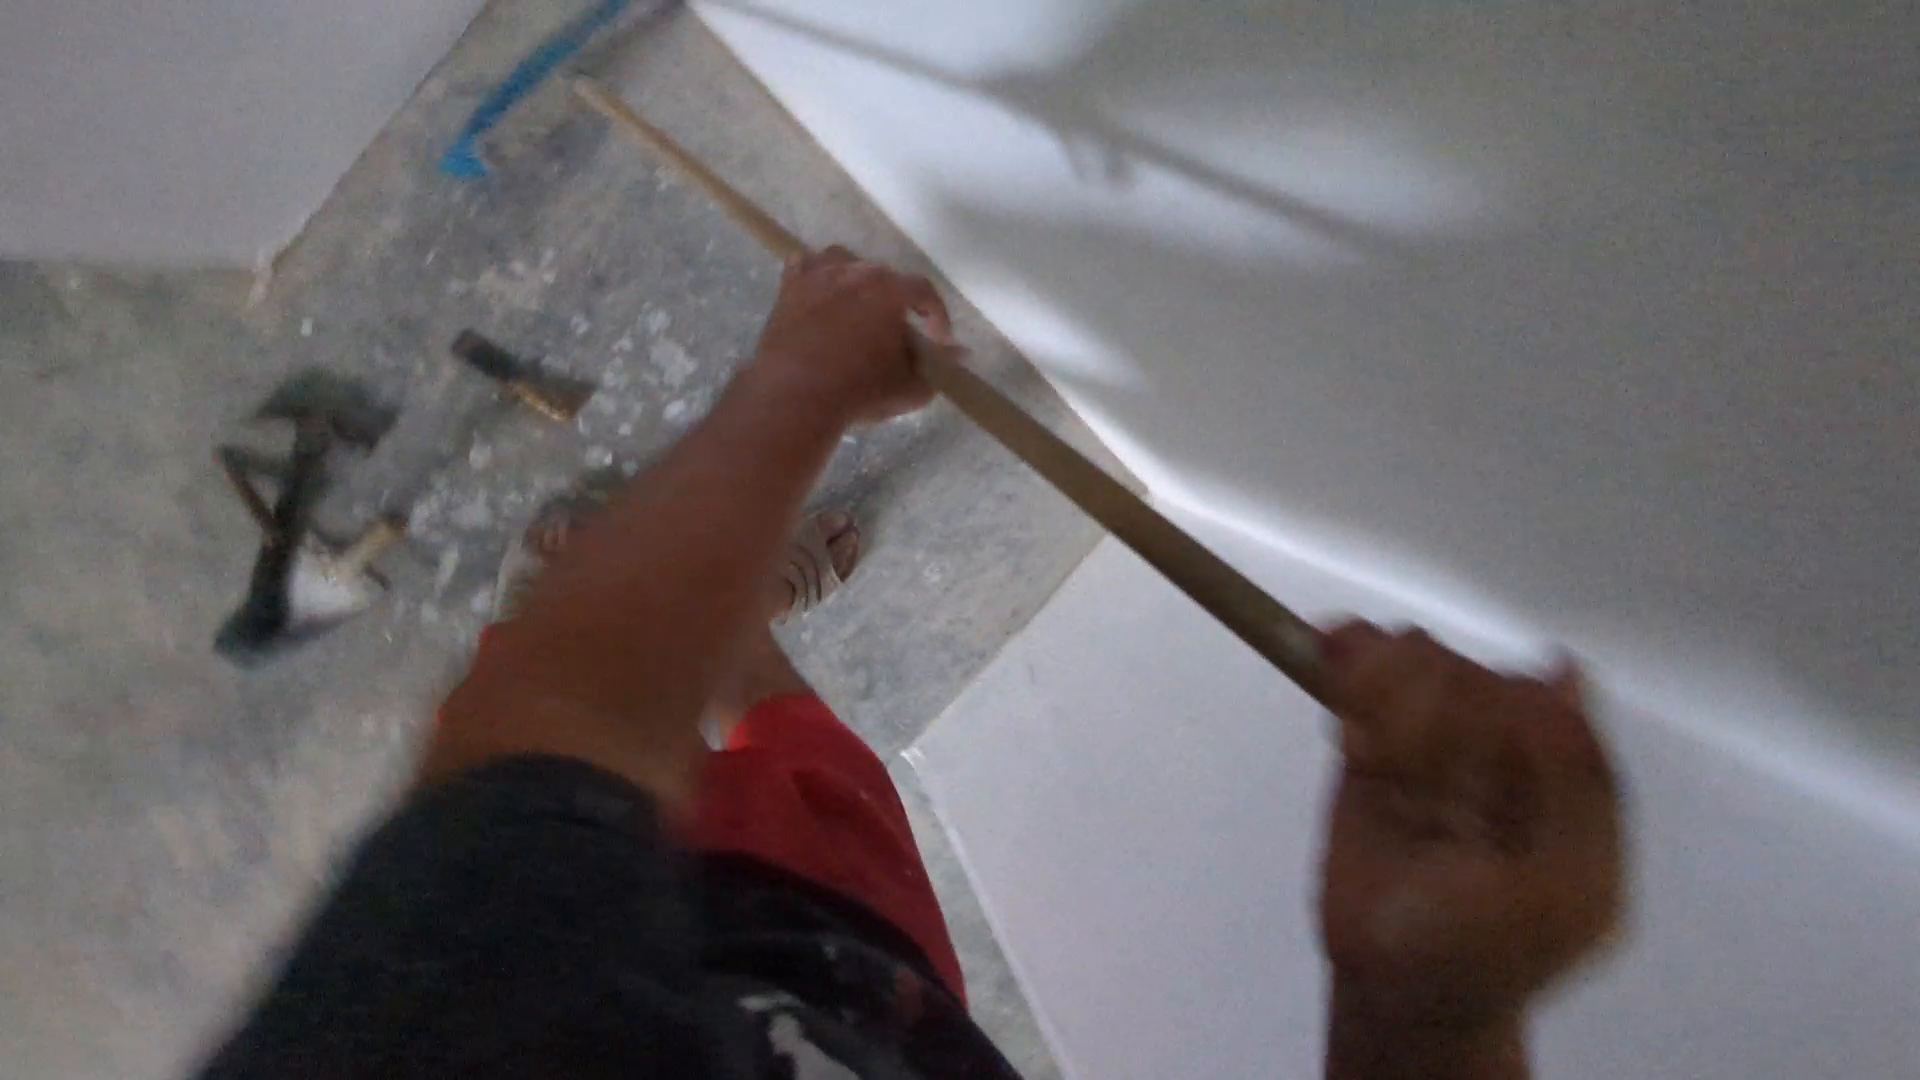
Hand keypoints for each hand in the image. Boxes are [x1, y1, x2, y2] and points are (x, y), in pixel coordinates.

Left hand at [749, 245, 952, 425]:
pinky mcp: (788, 288)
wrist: (795, 396)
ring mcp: (818, 274)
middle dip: (896, 306)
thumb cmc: (858, 391)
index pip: (925, 293)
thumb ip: (936, 368)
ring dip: (858, 283)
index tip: (939, 341)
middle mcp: (855, 270)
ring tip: (859, 311)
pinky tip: (821, 295)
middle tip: (897, 336)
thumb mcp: (909, 388)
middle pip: (885, 280)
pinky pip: (807, 268)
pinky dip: (818, 277)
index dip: (938, 317)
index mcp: (889, 289)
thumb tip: (955, 356)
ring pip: (846, 264)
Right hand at [1317, 622, 1623, 1075]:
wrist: (1397, 983)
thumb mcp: (1564, 886)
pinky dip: (1342, 669)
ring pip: (1401, 661)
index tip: (1450, 773)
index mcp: (1552, 769)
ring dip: (1374, 683)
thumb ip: (1576, 784)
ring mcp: (1422, 740)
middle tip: (1406, 785)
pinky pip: (1354, 685)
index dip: (1476, 715)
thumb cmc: (1489, 947)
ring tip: (1366, 744)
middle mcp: (1491, 743)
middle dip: (1418, 717)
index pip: (1515, 692)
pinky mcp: (1363, 749)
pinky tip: (1334, 678)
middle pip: (1450, 670)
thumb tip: (1558, 669)